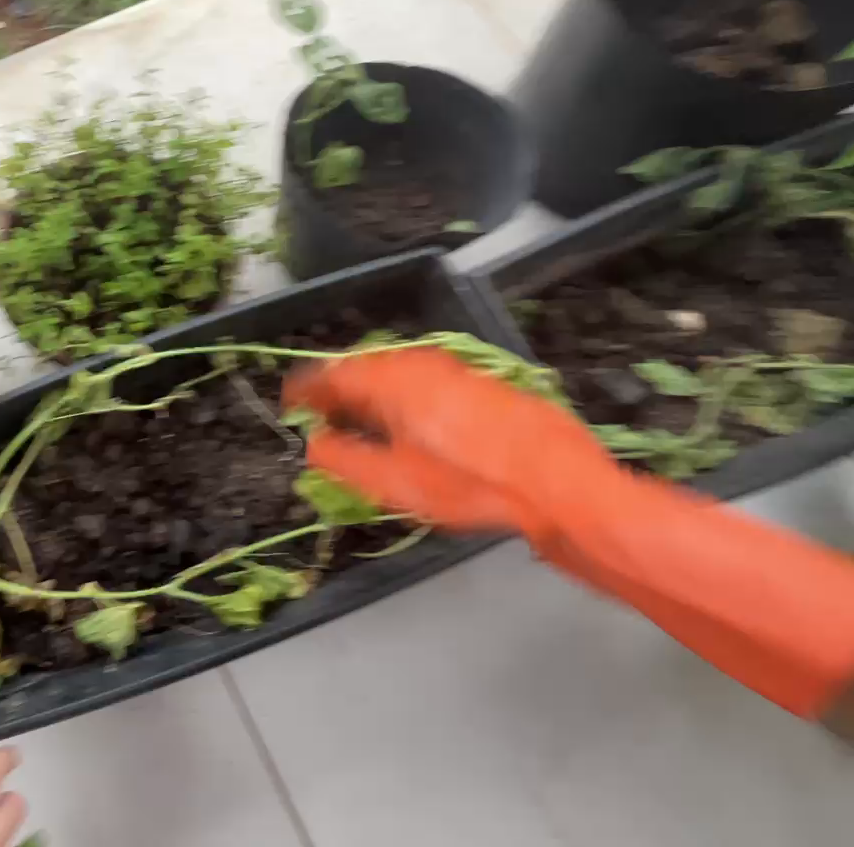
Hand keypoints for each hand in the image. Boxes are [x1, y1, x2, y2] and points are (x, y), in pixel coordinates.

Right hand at [282, 347, 633, 537]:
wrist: (563, 488)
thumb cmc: (470, 485)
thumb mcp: (395, 484)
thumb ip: (343, 460)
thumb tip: (311, 444)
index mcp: (391, 382)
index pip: (332, 376)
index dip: (306, 390)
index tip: (290, 403)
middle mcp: (421, 365)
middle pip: (364, 368)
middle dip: (339, 389)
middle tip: (323, 412)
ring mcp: (456, 370)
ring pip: (398, 371)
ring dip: (372, 390)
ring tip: (362, 417)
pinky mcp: (484, 384)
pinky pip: (427, 379)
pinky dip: (404, 393)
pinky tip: (412, 420)